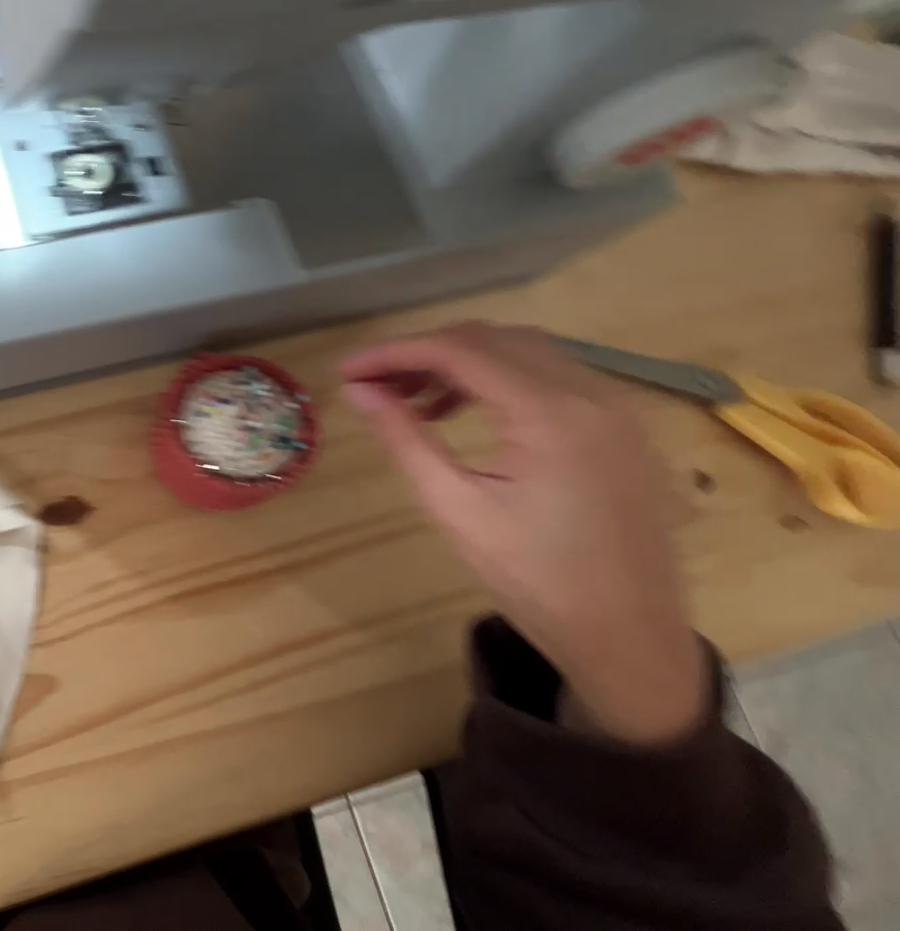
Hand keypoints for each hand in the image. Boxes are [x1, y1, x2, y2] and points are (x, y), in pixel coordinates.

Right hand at [340, 322, 708, 745]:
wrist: (628, 635)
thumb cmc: (533, 577)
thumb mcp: (454, 506)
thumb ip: (404, 438)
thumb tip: (359, 391)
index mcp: (552, 413)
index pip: (460, 350)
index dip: (394, 352)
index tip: (346, 371)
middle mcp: (592, 393)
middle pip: (492, 339)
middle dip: (423, 351)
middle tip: (372, 384)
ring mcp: (616, 408)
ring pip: (524, 352)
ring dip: (461, 362)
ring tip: (410, 397)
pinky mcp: (622, 427)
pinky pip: (551, 376)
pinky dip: (498, 379)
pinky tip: (463, 411)